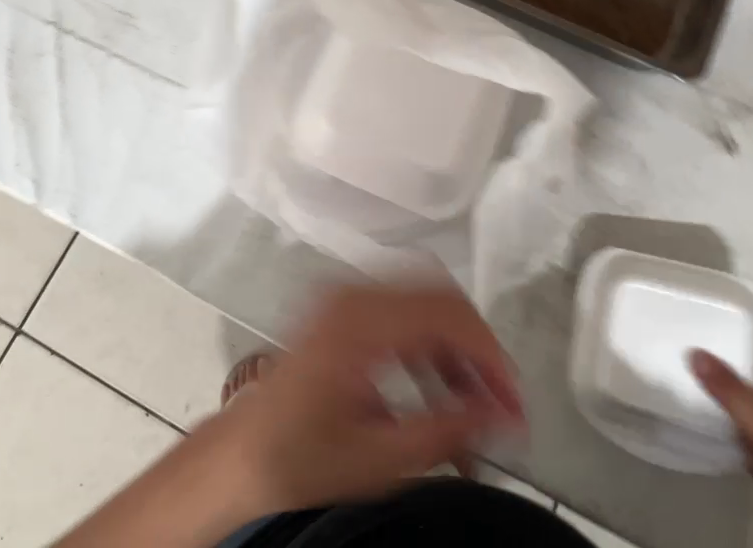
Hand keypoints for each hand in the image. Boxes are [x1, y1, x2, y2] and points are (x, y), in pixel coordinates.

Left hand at [205, 282, 526, 515]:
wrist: (240, 455)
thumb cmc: (293, 455)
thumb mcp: (378, 458)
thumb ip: (446, 431)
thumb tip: (500, 414)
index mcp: (358, 320)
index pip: (447, 313)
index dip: (489, 356)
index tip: (512, 399)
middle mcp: (351, 296)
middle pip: (440, 298)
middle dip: (478, 350)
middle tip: (502, 401)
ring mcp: (344, 300)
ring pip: (425, 302)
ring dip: (457, 349)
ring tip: (476, 403)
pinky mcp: (341, 313)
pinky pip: (402, 313)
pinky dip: (430, 346)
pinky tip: (441, 390)